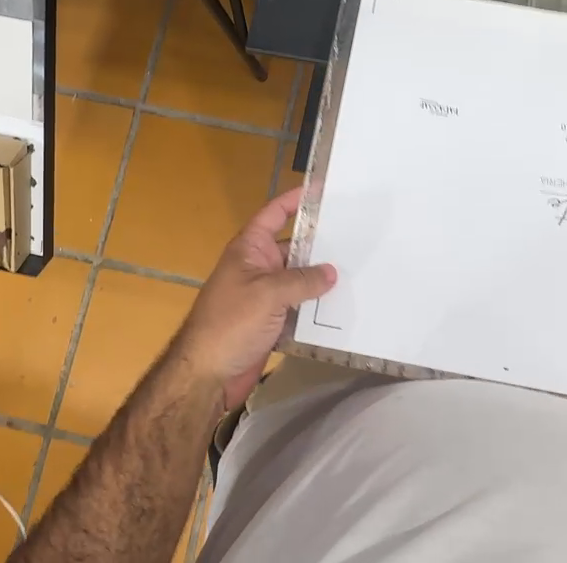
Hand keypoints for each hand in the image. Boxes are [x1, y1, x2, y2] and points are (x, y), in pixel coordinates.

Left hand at [172, 189, 337, 411]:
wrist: (206, 375)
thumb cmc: (230, 323)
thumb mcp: (268, 294)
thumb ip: (302, 280)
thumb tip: (332, 272)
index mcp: (250, 248)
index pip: (275, 213)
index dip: (296, 199)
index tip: (324, 190)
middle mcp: (258, 267)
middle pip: (294, 248)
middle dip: (321, 244)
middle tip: (358, 237)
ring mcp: (264, 295)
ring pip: (300, 280)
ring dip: (322, 280)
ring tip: (360, 273)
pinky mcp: (271, 322)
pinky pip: (300, 308)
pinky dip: (317, 308)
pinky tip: (344, 308)